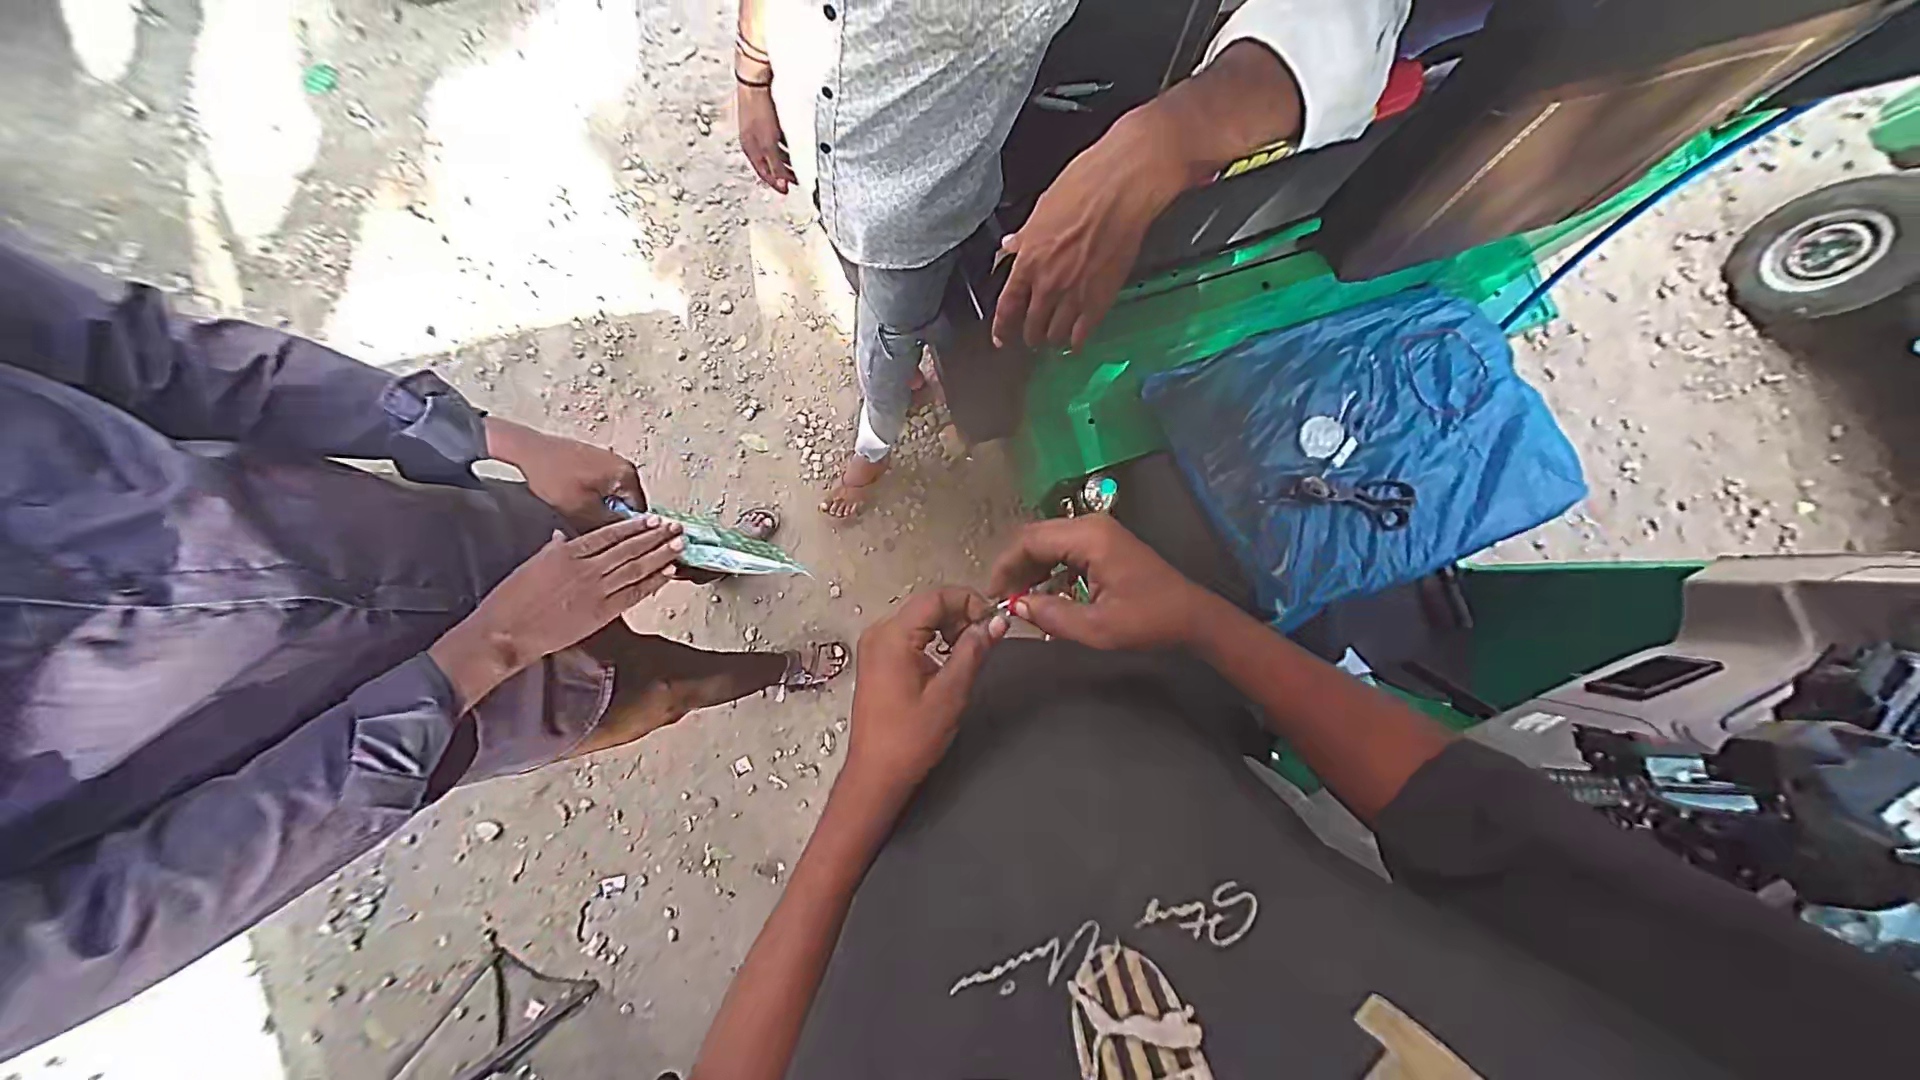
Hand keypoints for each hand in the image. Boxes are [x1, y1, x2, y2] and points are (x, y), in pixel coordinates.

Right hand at [430, 516, 683, 707]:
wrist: (504, 633)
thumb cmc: (511, 599)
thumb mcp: (531, 565)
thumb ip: (552, 548)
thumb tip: (562, 535)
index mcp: (568, 552)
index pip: (610, 534)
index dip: (635, 526)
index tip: (653, 519)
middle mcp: (586, 568)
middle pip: (629, 548)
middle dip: (656, 536)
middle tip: (677, 527)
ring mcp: (597, 590)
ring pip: (636, 568)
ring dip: (661, 554)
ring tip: (680, 543)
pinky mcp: (602, 612)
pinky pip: (634, 593)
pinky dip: (654, 581)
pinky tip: (669, 572)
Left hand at [485, 417, 644, 530]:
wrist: (525, 450)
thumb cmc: (551, 477)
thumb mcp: (582, 510)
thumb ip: (609, 524)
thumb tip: (627, 533)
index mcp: (628, 475)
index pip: (640, 511)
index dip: (626, 527)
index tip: (610, 535)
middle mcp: (624, 465)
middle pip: (628, 502)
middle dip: (611, 515)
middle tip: (589, 523)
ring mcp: (609, 460)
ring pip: (614, 495)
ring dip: (600, 505)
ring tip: (578, 510)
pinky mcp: (595, 460)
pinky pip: (602, 485)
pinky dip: (591, 495)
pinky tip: (573, 499)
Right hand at [738, 84, 794, 193]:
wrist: (756, 77)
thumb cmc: (759, 110)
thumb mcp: (769, 145)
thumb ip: (776, 166)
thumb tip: (781, 186)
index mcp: (750, 149)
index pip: (764, 173)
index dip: (776, 183)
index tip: (787, 190)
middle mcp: (752, 140)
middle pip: (769, 162)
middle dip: (783, 172)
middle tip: (796, 178)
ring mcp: (757, 128)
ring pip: (773, 150)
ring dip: (785, 159)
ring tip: (798, 163)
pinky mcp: (764, 117)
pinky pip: (776, 137)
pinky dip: (785, 145)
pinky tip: (795, 144)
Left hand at [843, 588, 1006, 796]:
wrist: (877, 773)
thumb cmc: (908, 739)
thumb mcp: (950, 692)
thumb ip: (974, 650)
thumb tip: (994, 623)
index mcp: (892, 637)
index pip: (937, 597)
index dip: (970, 601)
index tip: (992, 619)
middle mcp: (879, 634)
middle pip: (928, 605)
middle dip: (961, 615)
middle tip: (985, 636)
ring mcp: (875, 646)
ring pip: (921, 619)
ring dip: (949, 627)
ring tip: (968, 651)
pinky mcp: (878, 659)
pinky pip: (910, 635)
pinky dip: (934, 639)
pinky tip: (948, 659)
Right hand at [988, 515, 1222, 650]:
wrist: (1193, 617)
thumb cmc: (1149, 621)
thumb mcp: (1097, 627)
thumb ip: (1051, 615)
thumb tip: (1016, 605)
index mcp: (1089, 537)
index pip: (1029, 541)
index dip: (1005, 567)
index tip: (994, 594)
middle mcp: (1091, 526)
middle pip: (1036, 537)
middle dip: (1015, 566)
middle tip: (1005, 598)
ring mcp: (1099, 532)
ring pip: (1048, 542)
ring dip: (1031, 568)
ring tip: (1021, 598)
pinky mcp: (1104, 543)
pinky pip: (1064, 549)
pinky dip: (1049, 569)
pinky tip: (1046, 593)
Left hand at [991, 110, 1191, 350]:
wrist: (1124, 185)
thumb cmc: (1085, 186)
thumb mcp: (1043, 208)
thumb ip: (1026, 235)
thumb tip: (1010, 244)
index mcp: (1028, 261)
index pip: (1007, 306)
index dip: (1002, 327)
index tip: (1001, 338)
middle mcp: (1046, 284)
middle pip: (1031, 325)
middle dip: (1031, 335)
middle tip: (1034, 337)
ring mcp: (1073, 294)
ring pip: (1055, 334)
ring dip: (1053, 339)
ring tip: (1054, 339)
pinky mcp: (1100, 299)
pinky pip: (1082, 333)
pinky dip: (1077, 342)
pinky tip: (1075, 344)